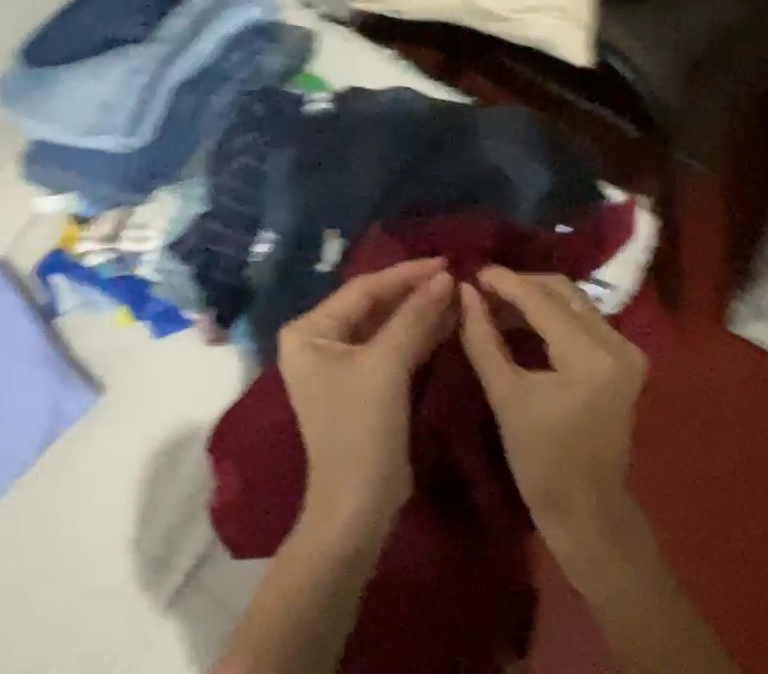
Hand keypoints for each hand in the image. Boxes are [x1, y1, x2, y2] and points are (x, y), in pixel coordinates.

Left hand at [278, 258, 454, 543]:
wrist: (357, 505)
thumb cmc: (361, 429)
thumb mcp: (387, 365)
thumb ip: (415, 317)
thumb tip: (444, 278)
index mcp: (309, 331)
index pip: (363, 289)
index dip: (405, 273)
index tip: (446, 261)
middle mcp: (317, 342)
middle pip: (373, 306)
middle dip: (413, 292)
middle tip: (456, 276)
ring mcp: (338, 366)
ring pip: (385, 327)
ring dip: (419, 313)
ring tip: (458, 295)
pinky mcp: (361, 387)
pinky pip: (390, 349)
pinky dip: (417, 336)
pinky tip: (447, 323)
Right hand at [459, 267, 648, 538]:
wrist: (587, 510)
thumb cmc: (541, 462)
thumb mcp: (505, 396)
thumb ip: (483, 338)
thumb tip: (464, 293)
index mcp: (592, 355)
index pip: (542, 299)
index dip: (504, 282)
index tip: (470, 272)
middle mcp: (619, 343)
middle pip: (563, 292)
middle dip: (520, 287)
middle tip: (480, 291)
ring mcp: (627, 351)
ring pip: (574, 303)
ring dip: (535, 300)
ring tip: (493, 305)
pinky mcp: (625, 361)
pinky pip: (583, 322)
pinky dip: (551, 317)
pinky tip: (519, 323)